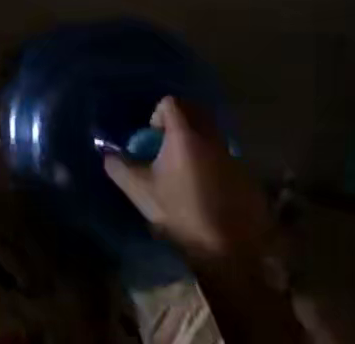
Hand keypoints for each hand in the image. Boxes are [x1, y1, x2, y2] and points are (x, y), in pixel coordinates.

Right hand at [103, 97, 272, 264]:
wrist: (228, 253)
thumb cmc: (180, 213)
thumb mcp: (140, 191)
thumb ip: (119, 167)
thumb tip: (107, 154)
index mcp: (185, 135)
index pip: (171, 102)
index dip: (157, 114)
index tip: (153, 137)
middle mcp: (211, 139)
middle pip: (195, 111)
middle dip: (179, 122)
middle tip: (167, 145)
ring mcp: (232, 157)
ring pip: (212, 134)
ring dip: (197, 142)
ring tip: (185, 168)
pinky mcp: (247, 177)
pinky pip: (226, 156)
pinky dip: (213, 162)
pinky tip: (206, 188)